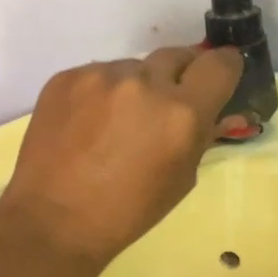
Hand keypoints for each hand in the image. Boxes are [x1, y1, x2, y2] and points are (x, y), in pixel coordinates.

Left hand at [0, 47, 246, 263]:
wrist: (54, 220)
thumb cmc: (128, 212)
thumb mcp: (181, 179)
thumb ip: (199, 135)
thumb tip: (208, 111)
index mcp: (182, 113)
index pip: (219, 64)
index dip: (223, 70)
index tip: (215, 81)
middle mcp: (144, 83)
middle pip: (177, 56)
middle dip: (178, 79)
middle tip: (163, 109)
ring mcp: (101, 76)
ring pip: (134, 67)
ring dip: (135, 88)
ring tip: (116, 125)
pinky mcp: (66, 77)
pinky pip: (98, 75)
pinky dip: (100, 94)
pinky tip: (87, 127)